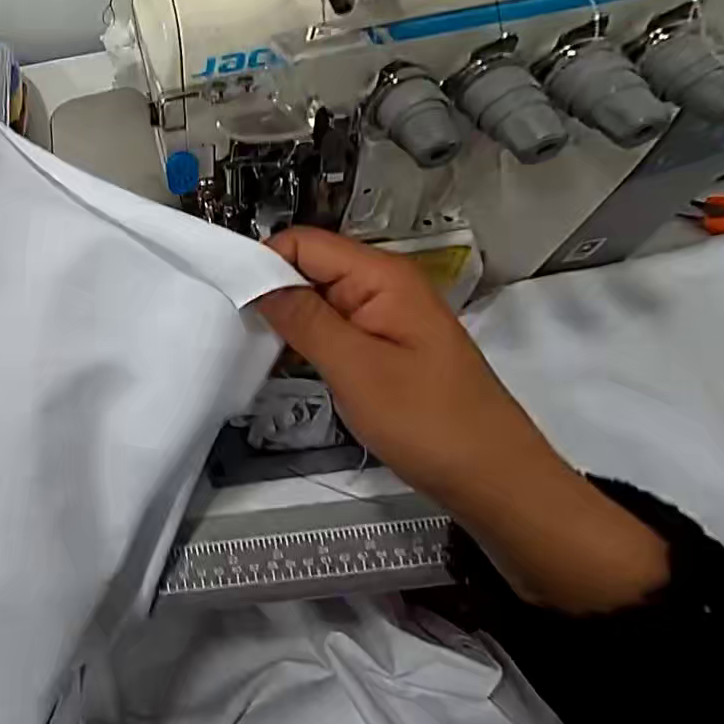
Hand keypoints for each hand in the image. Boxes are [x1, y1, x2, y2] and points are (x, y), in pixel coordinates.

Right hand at [254, 228, 668, 612]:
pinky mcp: (385, 344)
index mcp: (381, 275)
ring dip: (288, 318)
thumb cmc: (429, 422)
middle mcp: (383, 284)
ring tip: (254, 347)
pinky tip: (287, 361)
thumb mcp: (356, 368)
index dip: (264, 263)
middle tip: (235, 328)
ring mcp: (386, 315)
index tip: (229, 298)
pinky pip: (335, 326)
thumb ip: (303, 318)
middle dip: (272, 291)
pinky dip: (308, 339)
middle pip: (311, 267)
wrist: (494, 480)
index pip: (304, 243)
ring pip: (320, 299)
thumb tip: (255, 282)